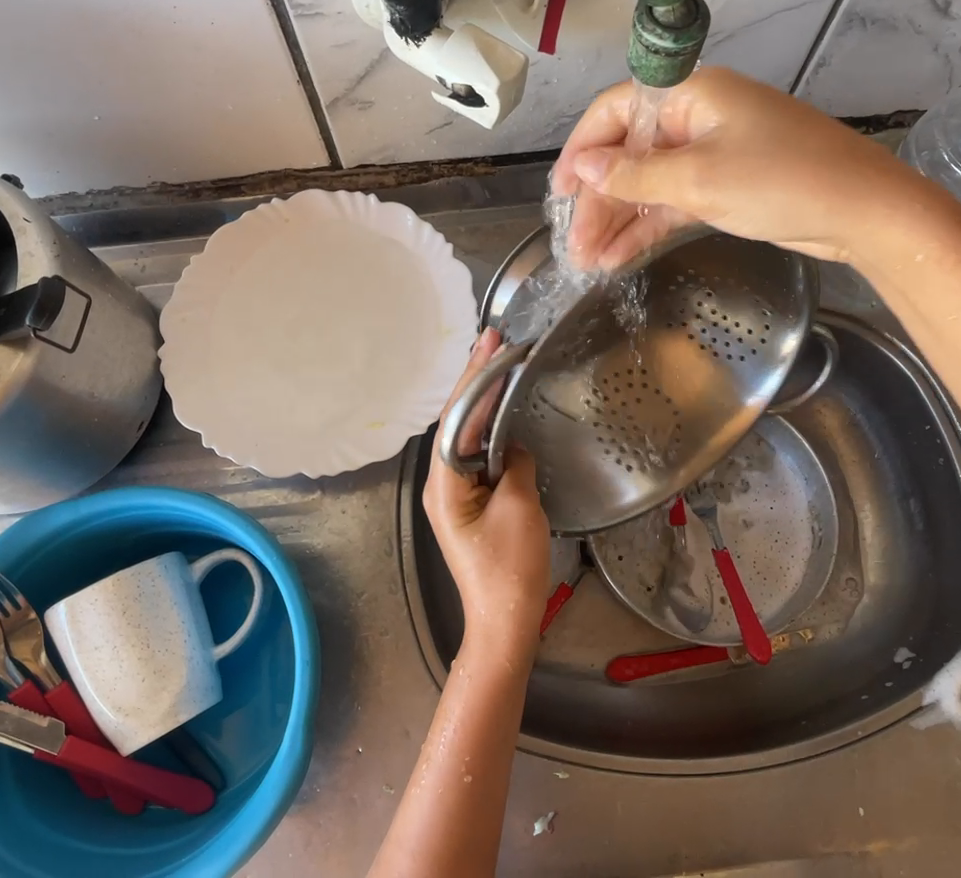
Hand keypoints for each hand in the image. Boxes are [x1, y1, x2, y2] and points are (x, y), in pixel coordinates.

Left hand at [427, 329, 552, 662]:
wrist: (505, 620)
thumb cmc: (510, 569)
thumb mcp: (519, 508)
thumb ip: (514, 463)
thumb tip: (512, 442)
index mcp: (445, 482)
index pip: (457, 417)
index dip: (475, 378)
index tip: (490, 343)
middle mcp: (441, 482)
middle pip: (455, 421)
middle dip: (475, 380)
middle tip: (494, 340)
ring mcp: (454, 494)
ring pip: (465, 435)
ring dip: (481, 400)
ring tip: (498, 362)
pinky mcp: (470, 504)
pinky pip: (477, 454)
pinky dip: (489, 427)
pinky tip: (501, 410)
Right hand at [550, 66, 945, 269]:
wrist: (863, 213)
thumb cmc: (782, 181)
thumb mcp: (699, 179)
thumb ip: (634, 174)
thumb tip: (581, 166)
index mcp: (692, 95)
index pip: (617, 111)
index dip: (582, 150)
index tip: (559, 193)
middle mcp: (697, 119)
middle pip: (630, 154)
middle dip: (599, 201)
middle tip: (573, 245)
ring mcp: (712, 155)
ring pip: (649, 186)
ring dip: (619, 222)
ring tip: (588, 262)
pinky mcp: (726, 189)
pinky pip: (674, 204)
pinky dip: (648, 229)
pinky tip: (619, 258)